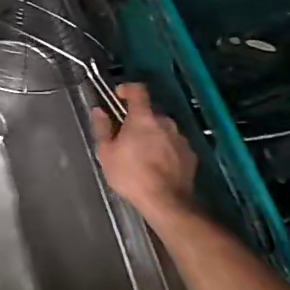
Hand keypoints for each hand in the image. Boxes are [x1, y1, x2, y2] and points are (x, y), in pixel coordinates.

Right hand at [90, 83, 198, 219]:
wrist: (165, 200)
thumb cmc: (131, 175)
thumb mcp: (107, 153)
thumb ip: (102, 128)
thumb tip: (99, 110)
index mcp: (143, 118)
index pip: (138, 91)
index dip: (128, 89)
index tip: (119, 95)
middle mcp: (165, 122)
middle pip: (150, 114)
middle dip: (139, 121)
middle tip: (127, 138)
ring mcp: (180, 138)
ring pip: (164, 130)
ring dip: (154, 137)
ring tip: (144, 156)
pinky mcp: (190, 154)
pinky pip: (174, 146)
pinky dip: (166, 151)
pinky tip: (158, 167)